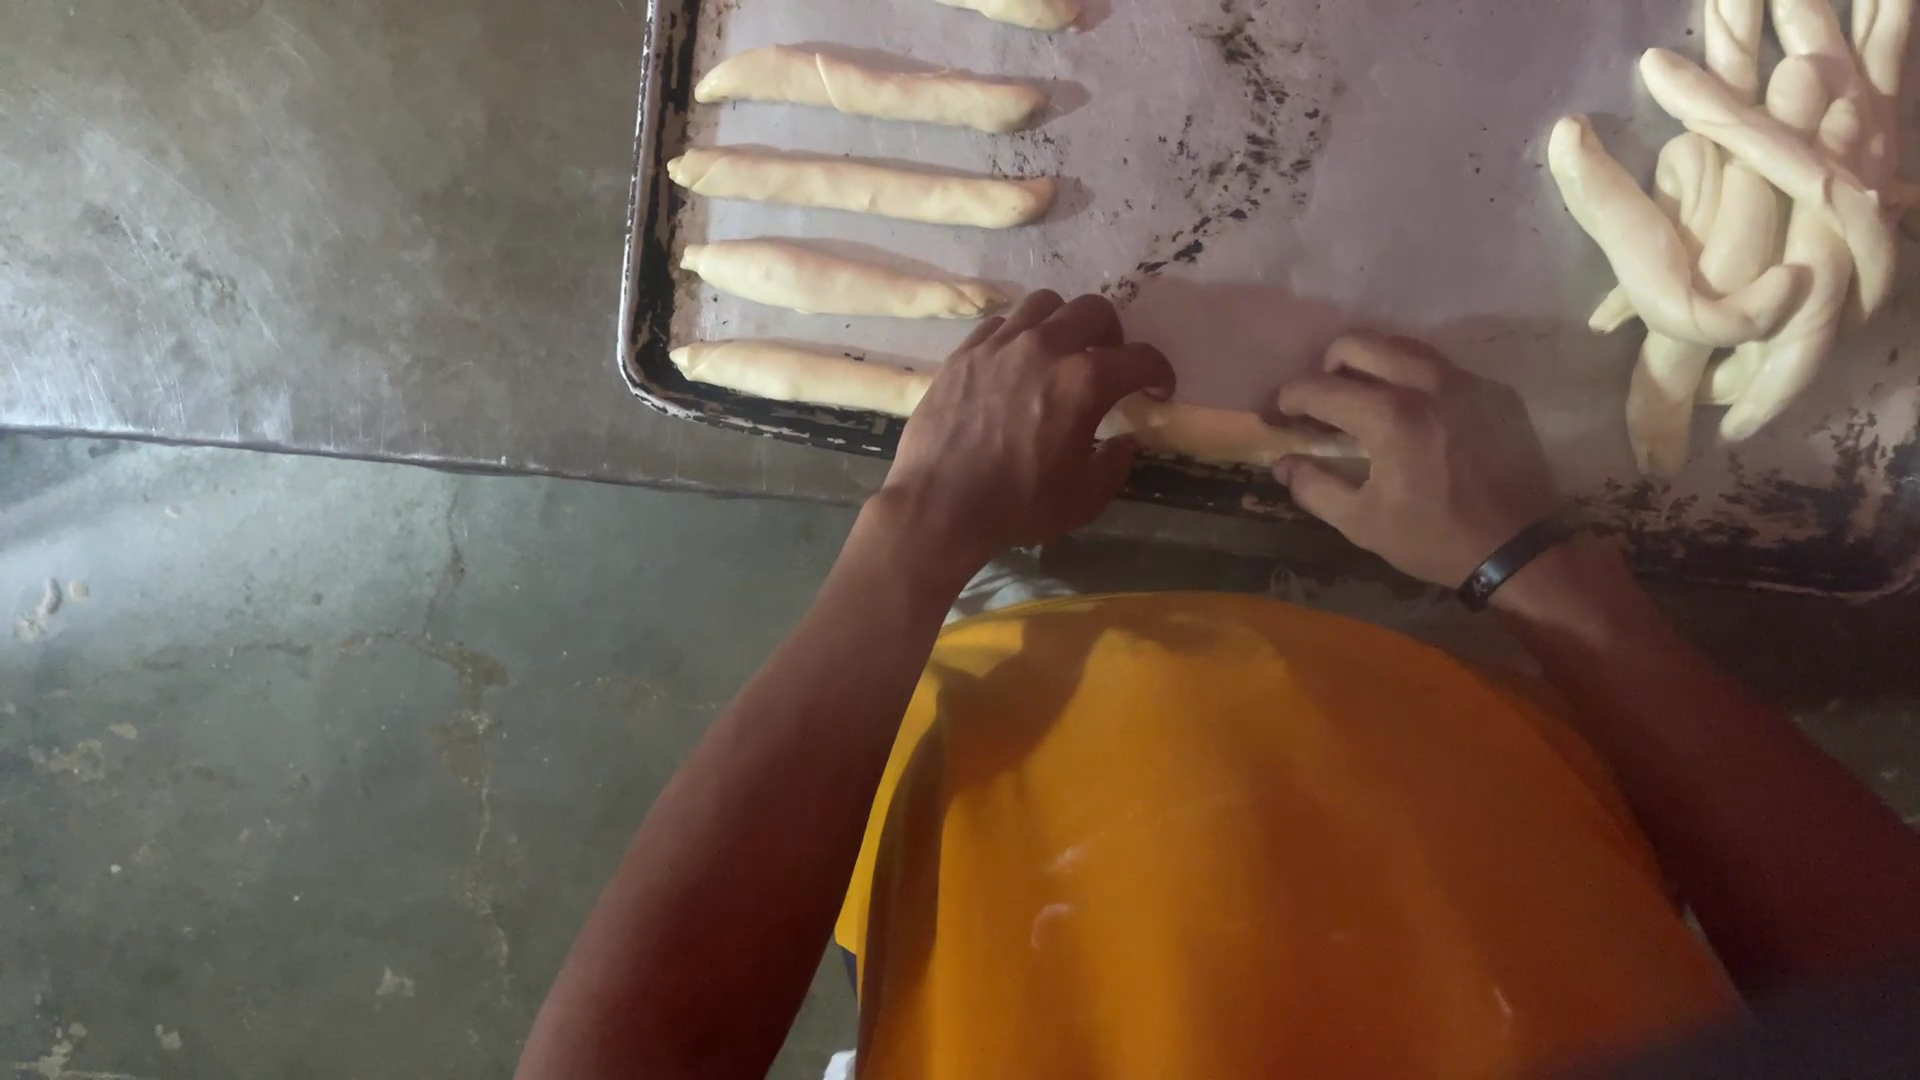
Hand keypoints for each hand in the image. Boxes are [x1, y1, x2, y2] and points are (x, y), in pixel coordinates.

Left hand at [874, 290, 1175, 577]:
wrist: (939, 505)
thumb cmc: (1017, 507)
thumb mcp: (1084, 500)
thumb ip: (1115, 464)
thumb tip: (1124, 441)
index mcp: (1084, 382)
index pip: (1140, 359)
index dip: (1159, 372)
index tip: (1158, 390)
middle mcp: (1045, 348)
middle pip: (1094, 310)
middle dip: (1113, 335)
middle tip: (1108, 362)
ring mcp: (999, 345)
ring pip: (1044, 303)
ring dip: (1063, 323)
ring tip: (1059, 352)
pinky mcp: (964, 353)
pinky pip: (1001, 323)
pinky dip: (1018, 335)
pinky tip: (1014, 362)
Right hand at [1272, 332, 1560, 587]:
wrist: (1523, 548)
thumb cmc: (1434, 538)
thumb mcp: (1360, 522)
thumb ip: (1313, 486)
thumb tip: (1284, 464)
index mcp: (1390, 418)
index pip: (1320, 388)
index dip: (1287, 398)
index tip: (1276, 414)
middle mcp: (1428, 385)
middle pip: (1360, 343)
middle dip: (1326, 366)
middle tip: (1318, 399)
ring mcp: (1467, 383)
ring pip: (1402, 347)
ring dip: (1369, 365)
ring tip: (1359, 400)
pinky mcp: (1494, 392)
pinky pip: (1439, 368)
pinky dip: (1409, 380)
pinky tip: (1408, 416)